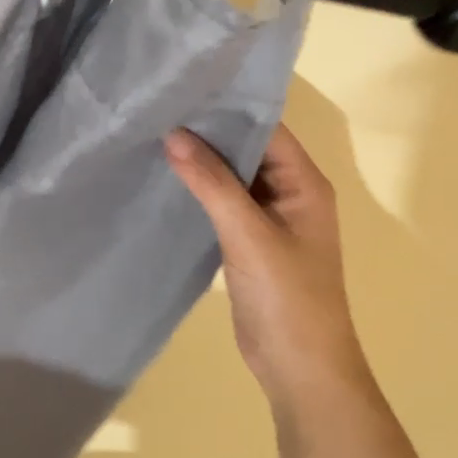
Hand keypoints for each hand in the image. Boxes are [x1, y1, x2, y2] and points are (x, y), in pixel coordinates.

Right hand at [165, 123, 429, 457]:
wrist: (300, 369)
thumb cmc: (287, 296)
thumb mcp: (247, 233)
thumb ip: (211, 182)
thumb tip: (173, 133)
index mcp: (304, 184)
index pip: (266, 128)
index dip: (228, 107)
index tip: (183, 88)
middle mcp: (290, 193)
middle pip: (247, 148)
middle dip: (207, 130)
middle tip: (158, 107)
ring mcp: (269, 218)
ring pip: (232, 175)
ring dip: (200, 160)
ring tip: (153, 133)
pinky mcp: (249, 241)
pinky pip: (222, 201)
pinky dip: (198, 188)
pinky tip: (165, 177)